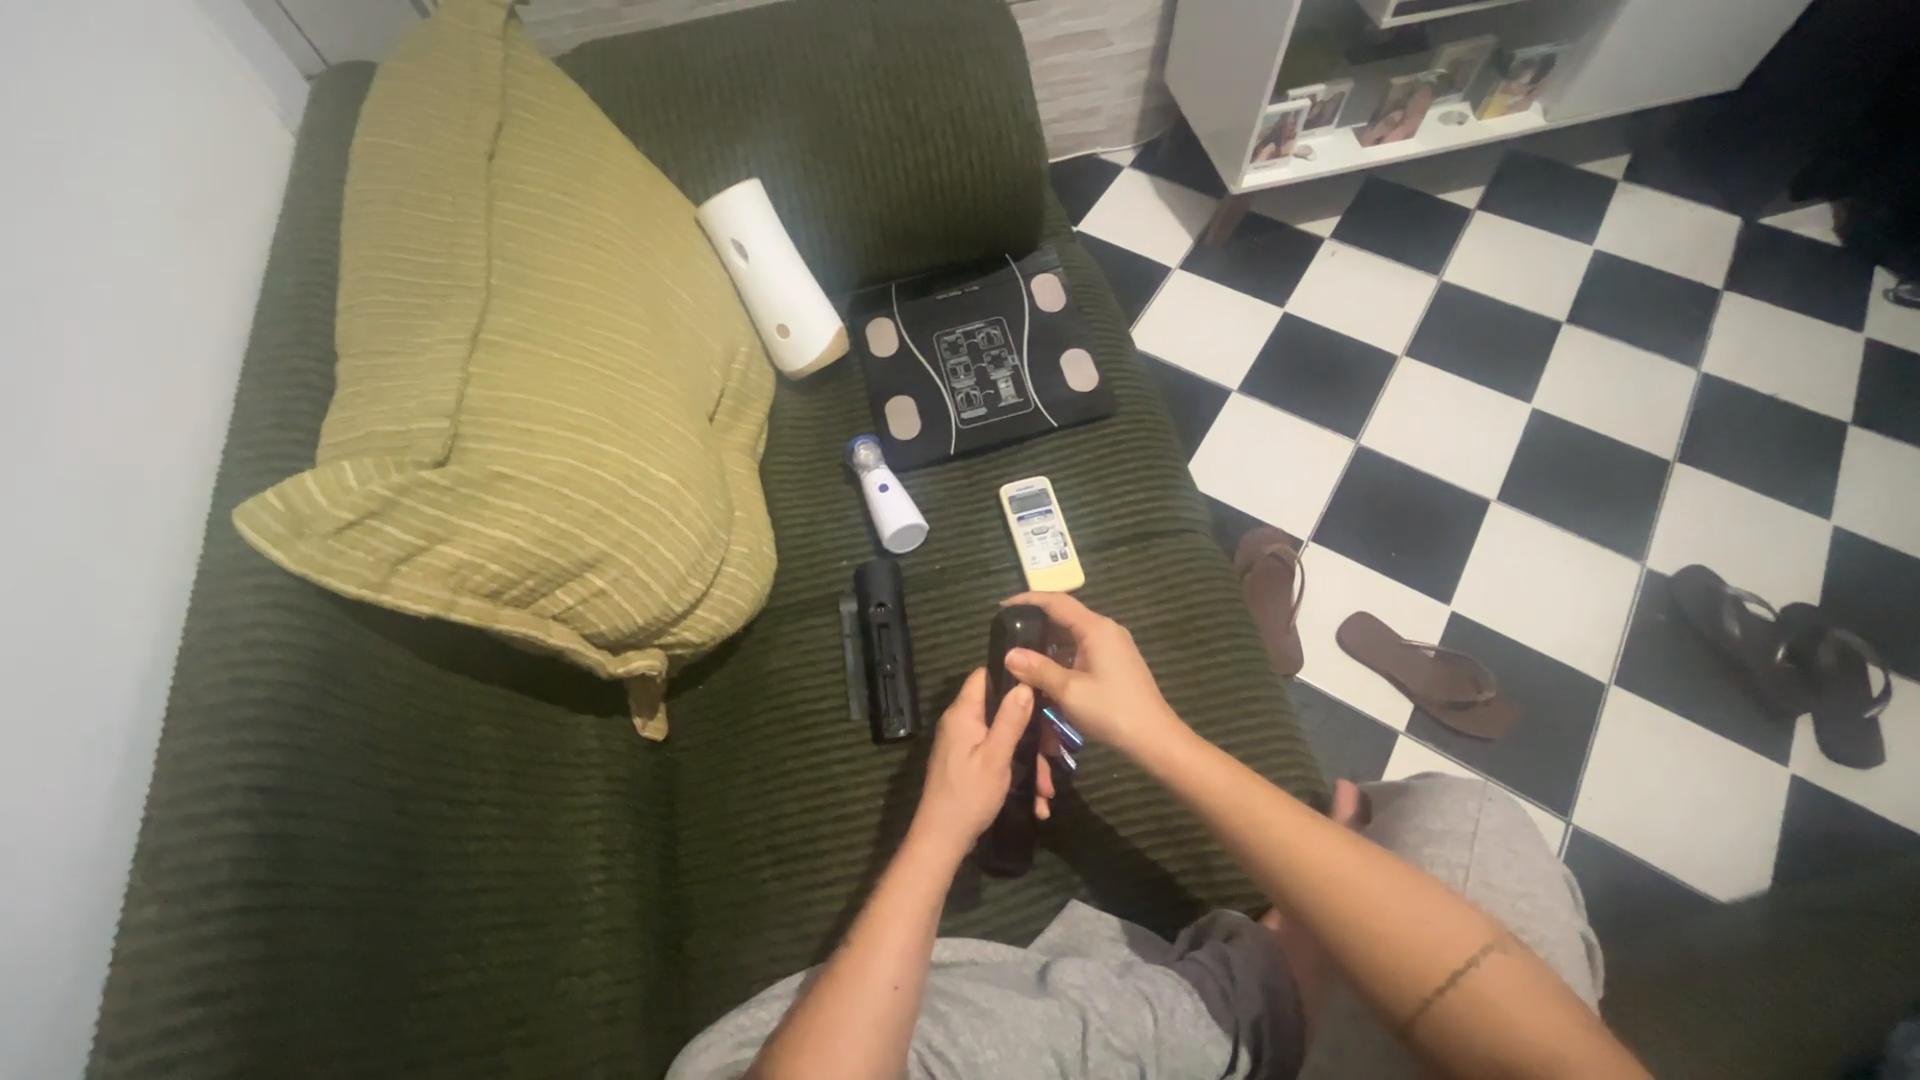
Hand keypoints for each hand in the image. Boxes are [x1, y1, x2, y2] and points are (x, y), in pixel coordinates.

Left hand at [911, 668, 1042, 856]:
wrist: (943, 839)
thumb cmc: (969, 795)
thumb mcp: (996, 757)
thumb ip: (1010, 720)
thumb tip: (1024, 684)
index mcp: (963, 714)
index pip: (984, 676)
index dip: (1011, 677)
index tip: (1040, 688)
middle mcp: (961, 723)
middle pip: (1001, 710)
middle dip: (1031, 732)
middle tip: (1053, 752)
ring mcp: (964, 744)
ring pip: (1004, 738)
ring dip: (1029, 761)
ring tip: (1047, 790)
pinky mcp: (969, 763)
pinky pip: (997, 757)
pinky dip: (1016, 773)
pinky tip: (1036, 800)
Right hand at [1001, 592, 1186, 757]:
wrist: (1155, 738)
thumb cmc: (1112, 711)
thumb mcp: (1069, 691)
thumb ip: (1038, 669)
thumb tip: (1009, 654)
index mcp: (1096, 628)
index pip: (1056, 601)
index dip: (1027, 600)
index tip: (1002, 608)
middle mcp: (1106, 630)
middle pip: (1065, 616)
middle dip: (1036, 623)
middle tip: (1007, 635)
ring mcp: (1114, 646)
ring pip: (1073, 635)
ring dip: (1048, 643)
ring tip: (1021, 656)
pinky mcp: (1115, 663)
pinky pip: (1082, 650)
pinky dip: (1062, 656)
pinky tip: (1046, 672)